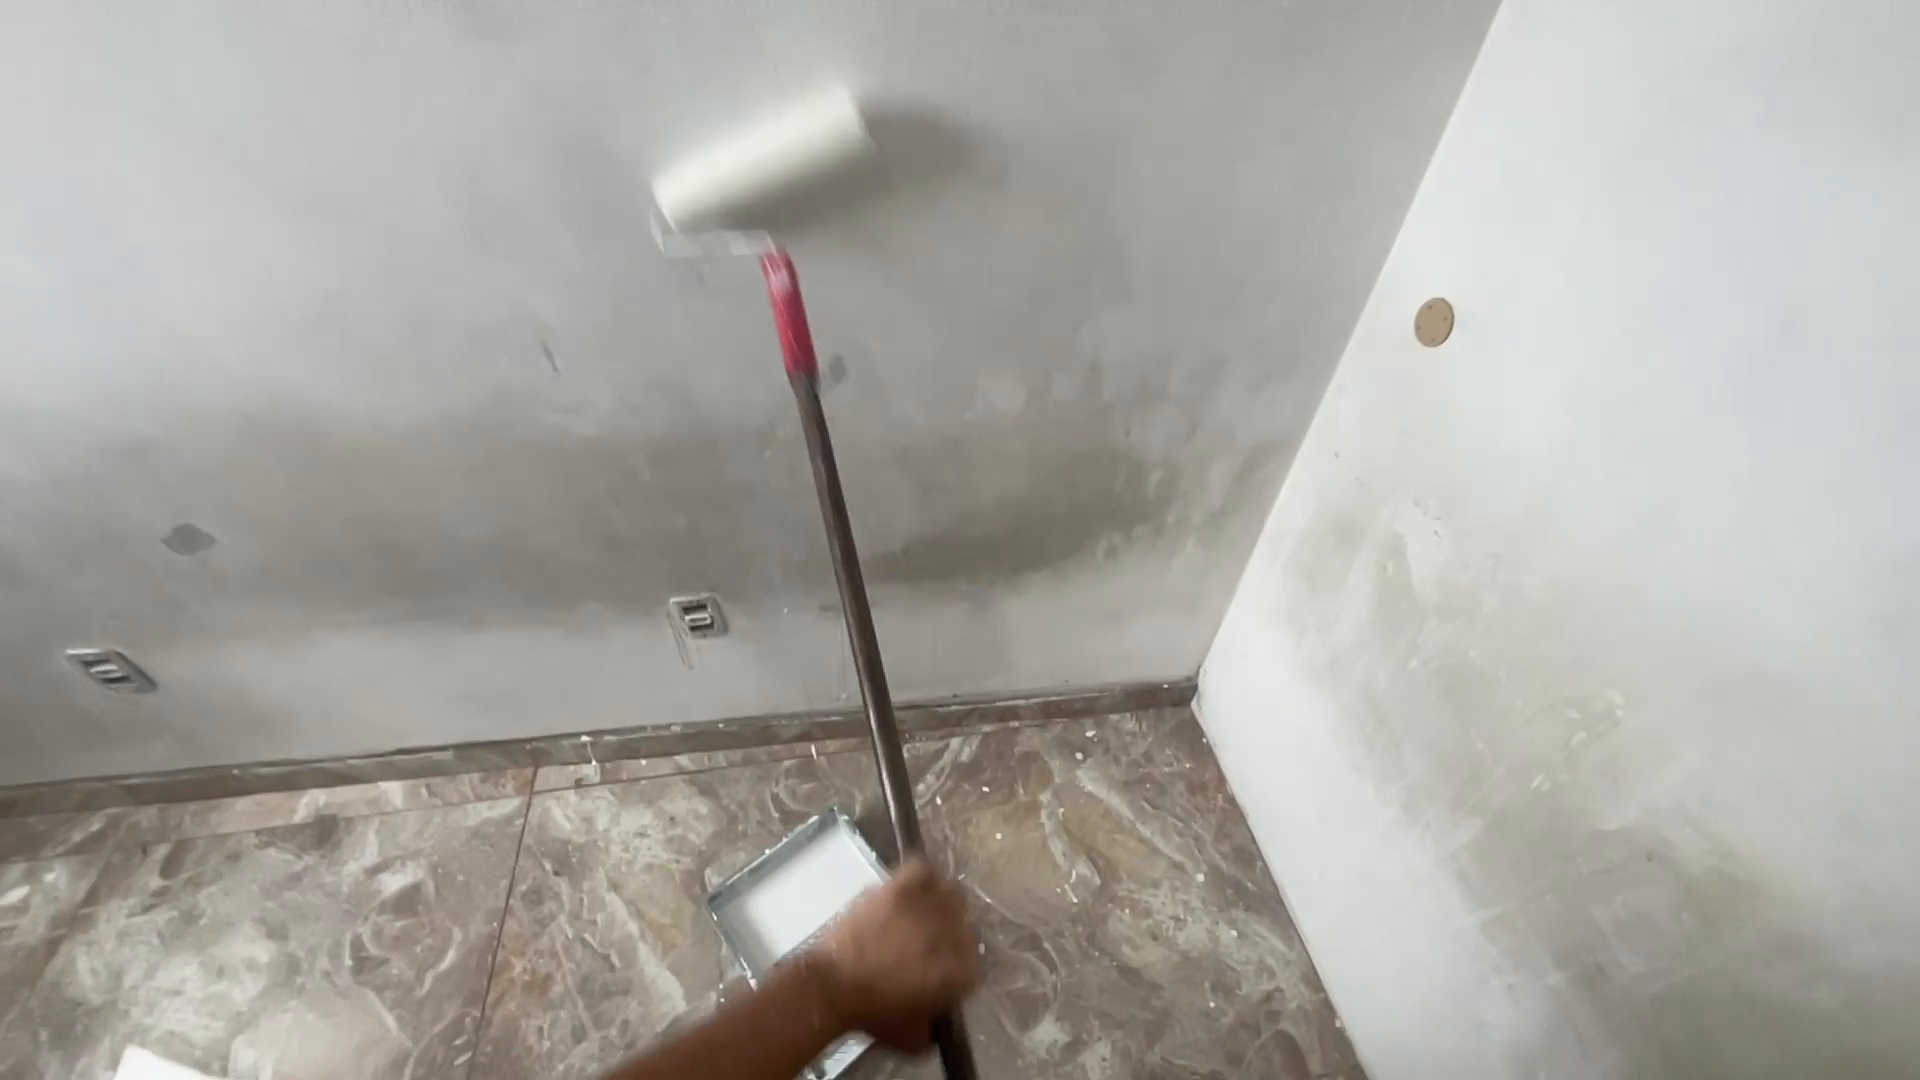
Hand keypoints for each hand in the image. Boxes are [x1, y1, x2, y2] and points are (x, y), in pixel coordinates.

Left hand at [803, 858, 978, 1051]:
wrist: (830, 985)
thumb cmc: (870, 1013)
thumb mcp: (911, 1037)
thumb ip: (934, 1025)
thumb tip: (939, 1015)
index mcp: (955, 972)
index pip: (974, 962)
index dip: (960, 966)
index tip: (946, 969)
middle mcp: (947, 934)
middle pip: (965, 926)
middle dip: (953, 936)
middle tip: (933, 942)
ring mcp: (923, 907)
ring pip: (951, 894)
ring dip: (943, 904)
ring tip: (927, 912)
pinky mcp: (899, 887)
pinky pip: (923, 870)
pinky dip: (923, 877)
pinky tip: (914, 889)